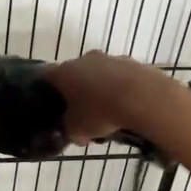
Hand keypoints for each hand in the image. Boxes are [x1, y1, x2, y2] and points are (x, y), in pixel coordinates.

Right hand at [44, 51, 182, 143]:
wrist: (143, 98)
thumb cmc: (100, 112)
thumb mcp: (77, 130)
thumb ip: (70, 130)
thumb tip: (75, 132)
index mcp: (65, 72)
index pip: (47, 77)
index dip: (49, 91)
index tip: (55, 105)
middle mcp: (86, 59)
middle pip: (76, 74)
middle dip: (78, 92)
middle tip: (84, 114)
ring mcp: (112, 58)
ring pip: (101, 75)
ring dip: (102, 90)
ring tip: (111, 113)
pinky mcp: (134, 63)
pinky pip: (122, 79)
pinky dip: (122, 90)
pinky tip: (129, 107)